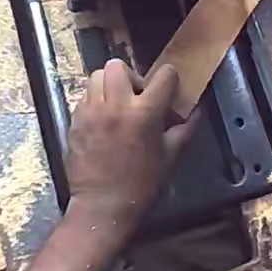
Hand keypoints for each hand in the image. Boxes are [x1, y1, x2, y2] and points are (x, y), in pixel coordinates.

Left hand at [60, 60, 193, 253]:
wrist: (102, 204)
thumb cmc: (141, 183)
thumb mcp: (170, 156)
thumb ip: (184, 129)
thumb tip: (196, 111)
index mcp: (144, 113)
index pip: (163, 75)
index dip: (169, 79)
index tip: (168, 90)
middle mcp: (116, 105)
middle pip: (118, 66)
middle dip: (130, 76)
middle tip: (135, 96)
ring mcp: (91, 111)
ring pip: (96, 76)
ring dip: (109, 85)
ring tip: (116, 104)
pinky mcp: (75, 120)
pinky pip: (85, 96)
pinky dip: (95, 101)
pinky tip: (103, 119)